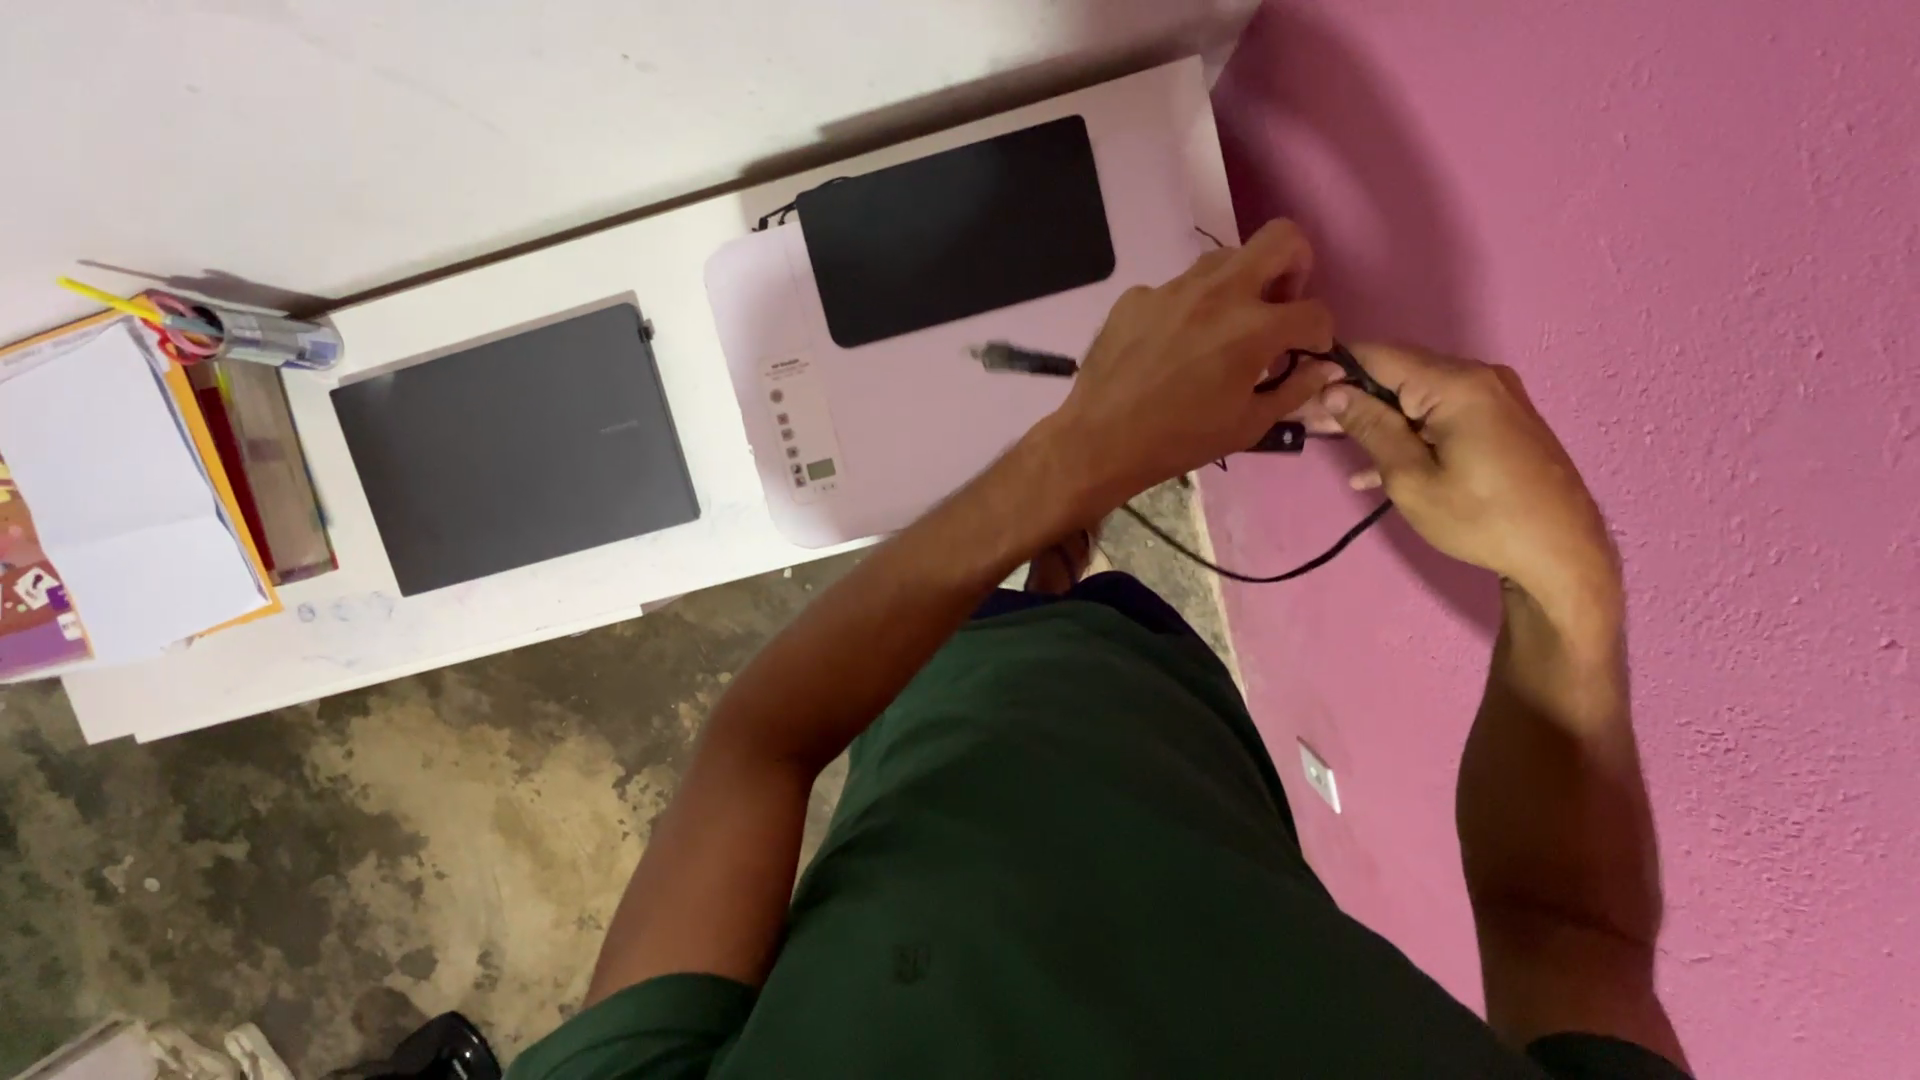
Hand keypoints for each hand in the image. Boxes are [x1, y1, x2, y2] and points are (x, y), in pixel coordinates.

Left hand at [1044, 220, 1335, 513]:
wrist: (1100, 441)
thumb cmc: (1179, 441)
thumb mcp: (1247, 425)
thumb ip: (1294, 390)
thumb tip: (1323, 368)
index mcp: (1254, 328)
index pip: (1314, 311)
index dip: (1320, 334)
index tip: (1306, 350)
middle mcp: (1218, 293)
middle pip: (1281, 239)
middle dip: (1296, 266)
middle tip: (1281, 303)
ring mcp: (1172, 289)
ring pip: (1224, 258)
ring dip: (1240, 283)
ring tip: (1226, 324)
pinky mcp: (1136, 297)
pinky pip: (1175, 288)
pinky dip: (1187, 307)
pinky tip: (1172, 343)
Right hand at [1320, 344, 1618, 609]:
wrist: (1563, 553)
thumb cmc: (1479, 519)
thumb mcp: (1410, 478)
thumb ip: (1370, 427)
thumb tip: (1332, 390)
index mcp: (1456, 385)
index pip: (1379, 355)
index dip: (1334, 368)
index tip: (1300, 391)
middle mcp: (1479, 377)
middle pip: (1398, 372)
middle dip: (1352, 394)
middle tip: (1308, 421)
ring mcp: (1494, 397)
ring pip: (1417, 395)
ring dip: (1376, 416)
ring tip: (1334, 441)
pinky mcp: (1500, 420)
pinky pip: (1441, 413)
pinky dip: (1409, 432)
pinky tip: (1375, 468)